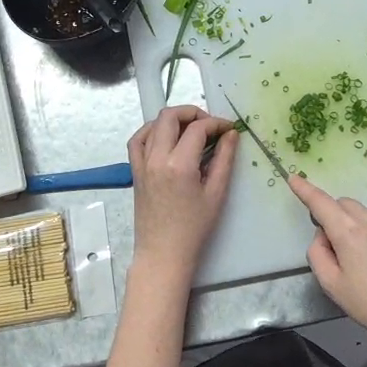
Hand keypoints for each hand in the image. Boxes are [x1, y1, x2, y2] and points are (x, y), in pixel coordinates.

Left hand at [128, 106, 238, 279]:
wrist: (163, 253)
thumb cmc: (194, 229)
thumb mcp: (216, 194)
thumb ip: (224, 159)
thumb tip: (230, 135)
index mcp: (179, 165)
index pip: (198, 128)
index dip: (217, 123)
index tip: (229, 129)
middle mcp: (157, 158)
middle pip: (170, 116)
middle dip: (193, 113)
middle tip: (210, 126)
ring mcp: (142, 164)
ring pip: (153, 124)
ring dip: (173, 120)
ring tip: (191, 131)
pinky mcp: (135, 171)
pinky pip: (137, 141)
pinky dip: (150, 131)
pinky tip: (165, 137)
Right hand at [288, 175, 366, 363]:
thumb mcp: (332, 285)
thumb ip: (318, 254)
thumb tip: (323, 237)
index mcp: (347, 231)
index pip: (320, 201)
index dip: (304, 189)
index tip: (294, 178)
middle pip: (343, 205)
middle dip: (331, 215)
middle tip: (332, 249)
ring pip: (365, 216)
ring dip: (354, 227)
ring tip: (362, 265)